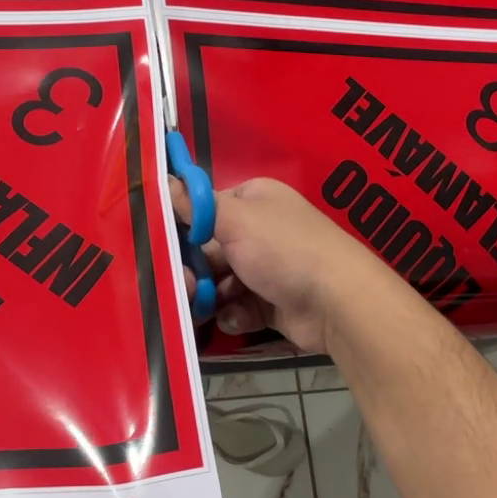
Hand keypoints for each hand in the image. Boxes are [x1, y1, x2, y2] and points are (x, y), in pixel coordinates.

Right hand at [176, 177, 388, 353]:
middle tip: (183, 286)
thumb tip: (161, 179)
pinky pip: (239, 309)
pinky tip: (240, 318)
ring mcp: (267, 269)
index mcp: (254, 201)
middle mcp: (260, 232)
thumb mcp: (235, 219)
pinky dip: (235, 315)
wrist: (336, 302)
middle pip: (209, 251)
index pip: (206, 210)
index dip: (184, 229)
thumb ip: (196, 205)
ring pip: (220, 283)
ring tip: (205, 306)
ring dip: (209, 296)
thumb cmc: (283, 249)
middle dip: (193, 270)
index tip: (164, 248)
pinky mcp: (272, 304)